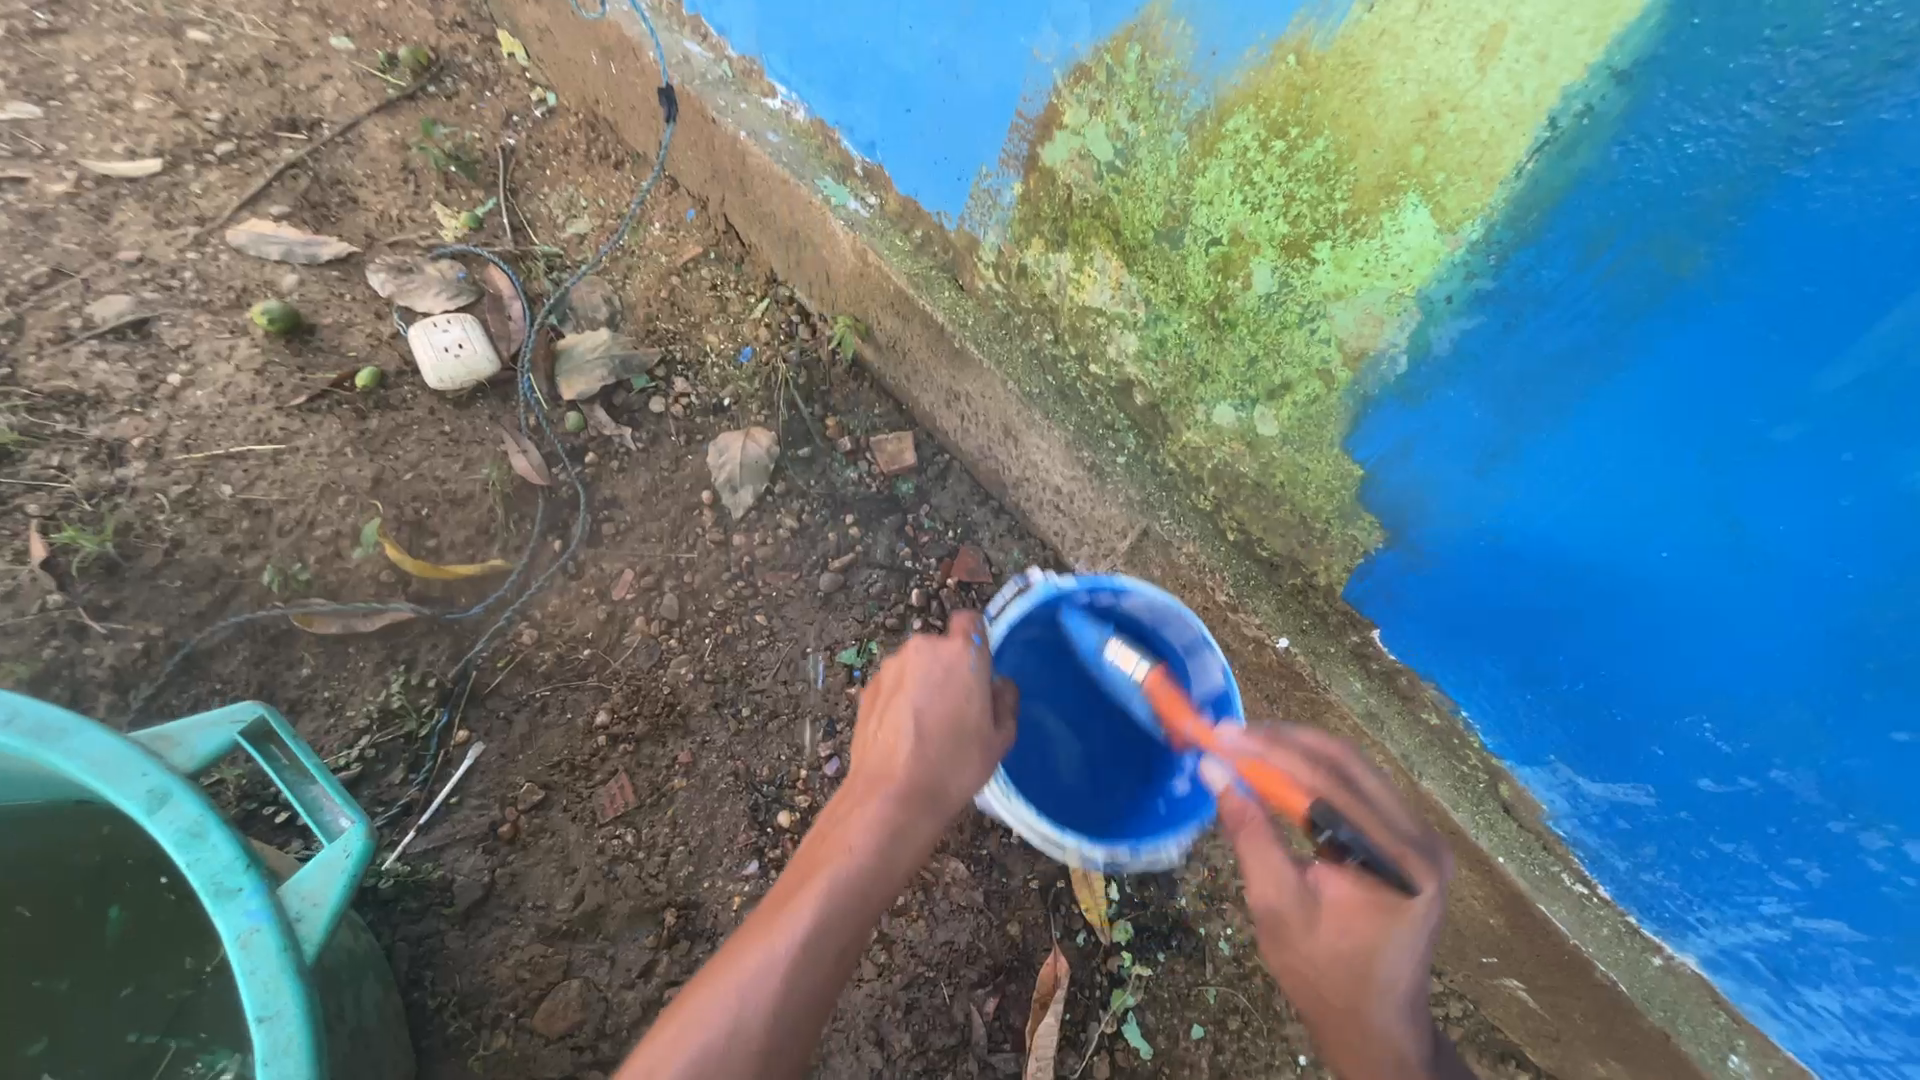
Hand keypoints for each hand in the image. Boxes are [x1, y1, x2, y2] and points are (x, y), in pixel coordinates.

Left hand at [844, 610, 1018, 835]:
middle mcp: (924, 648)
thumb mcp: (1000, 739)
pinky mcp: (867, 687)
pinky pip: (894, 684)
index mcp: (962, 653)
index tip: (978, 669)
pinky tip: (903, 734)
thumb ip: (1005, 701)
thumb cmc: (954, 766)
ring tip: (925, 727)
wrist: (891, 796)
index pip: (971, 620)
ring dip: (922, 684)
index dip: (975, 640)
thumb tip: (997, 686)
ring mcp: (891, 666)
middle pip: (941, 647)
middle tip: (956, 709)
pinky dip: (899, 699)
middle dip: (949, 669)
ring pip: (916, 666)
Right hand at [1208, 725, 1454, 1079]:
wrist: (1376, 1024)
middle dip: (1282, 741)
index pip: (1327, 782)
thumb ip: (1249, 832)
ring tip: (1245, 746)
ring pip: (1352, 768)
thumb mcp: (1276, 904)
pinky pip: (1357, 788)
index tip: (1221, 736)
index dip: (1270, 751)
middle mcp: (1420, 838)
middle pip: (1346, 762)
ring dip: (1296, 752)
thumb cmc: (1323, 974)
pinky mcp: (1407, 840)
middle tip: (1229, 734)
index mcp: (1398, 859)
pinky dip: (1313, 774)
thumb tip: (1213, 770)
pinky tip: (1277, 771)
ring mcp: (1420, 837)